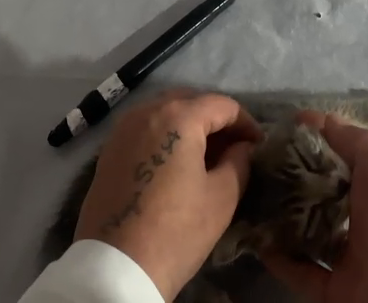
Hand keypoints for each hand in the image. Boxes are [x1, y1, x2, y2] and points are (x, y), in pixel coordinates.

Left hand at [75, 90, 262, 299]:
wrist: (115, 266)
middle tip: (235, 149)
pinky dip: (165, 135)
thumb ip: (239, 162)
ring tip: (207, 157)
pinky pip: (146, 128)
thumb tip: (242, 147)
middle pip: (191, 101)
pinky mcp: (109, 148)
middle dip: (216, 120)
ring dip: (190, 126)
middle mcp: (147, 110)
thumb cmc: (176, 230)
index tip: (258, 145)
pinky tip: (176, 164)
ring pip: (165, 112)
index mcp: (178, 116)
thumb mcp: (221, 198)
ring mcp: (124, 127)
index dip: (245, 122)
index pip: (222, 105)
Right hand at [264, 113, 367, 302]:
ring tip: (248, 193)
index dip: (313, 139)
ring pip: (306, 228)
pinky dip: (277, 257)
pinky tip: (255, 236)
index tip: (278, 128)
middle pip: (321, 189)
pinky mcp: (334, 291)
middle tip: (255, 161)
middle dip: (291, 175)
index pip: (342, 154)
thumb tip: (315, 119)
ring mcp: (350, 256)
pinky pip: (299, 270)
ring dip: (280, 214)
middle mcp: (365, 217)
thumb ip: (357, 143)